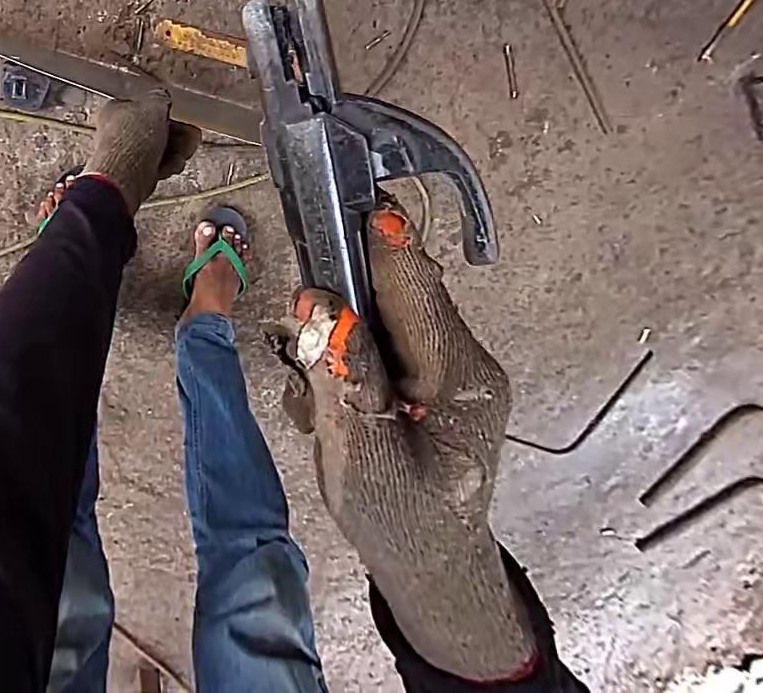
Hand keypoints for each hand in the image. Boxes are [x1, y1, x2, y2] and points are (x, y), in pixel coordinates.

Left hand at [83, 90, 201, 212]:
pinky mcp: (133, 173)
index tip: (179, 116)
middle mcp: (116, 132)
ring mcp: (125, 154)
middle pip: (154, 130)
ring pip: (158, 149)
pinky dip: (168, 165)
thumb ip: (160, 98)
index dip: (164, 111)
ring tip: (185, 151)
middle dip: (177, 134)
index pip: (143, 107)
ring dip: (176, 150)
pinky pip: (156, 165)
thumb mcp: (153, 106)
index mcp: (114, 110)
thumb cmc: (132, 138)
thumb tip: (162, 95)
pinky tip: (174, 164)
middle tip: (191, 136)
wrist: (125, 175)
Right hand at [284, 202, 538, 681]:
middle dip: (344, 296)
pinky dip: (342, 353)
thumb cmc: (399, 521)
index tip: (354, 201)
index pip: (416, 289)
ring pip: (378, 311)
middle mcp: (458, 358)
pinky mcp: (420, 369)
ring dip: (336, 333)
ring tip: (320, 394)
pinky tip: (333, 400)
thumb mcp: (360, 457)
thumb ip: (339, 377)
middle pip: (395, 291)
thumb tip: (318, 304)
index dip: (383, 244)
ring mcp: (441, 362)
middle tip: (303, 323)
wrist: (428, 561)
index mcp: (459, 378)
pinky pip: (375, 334)